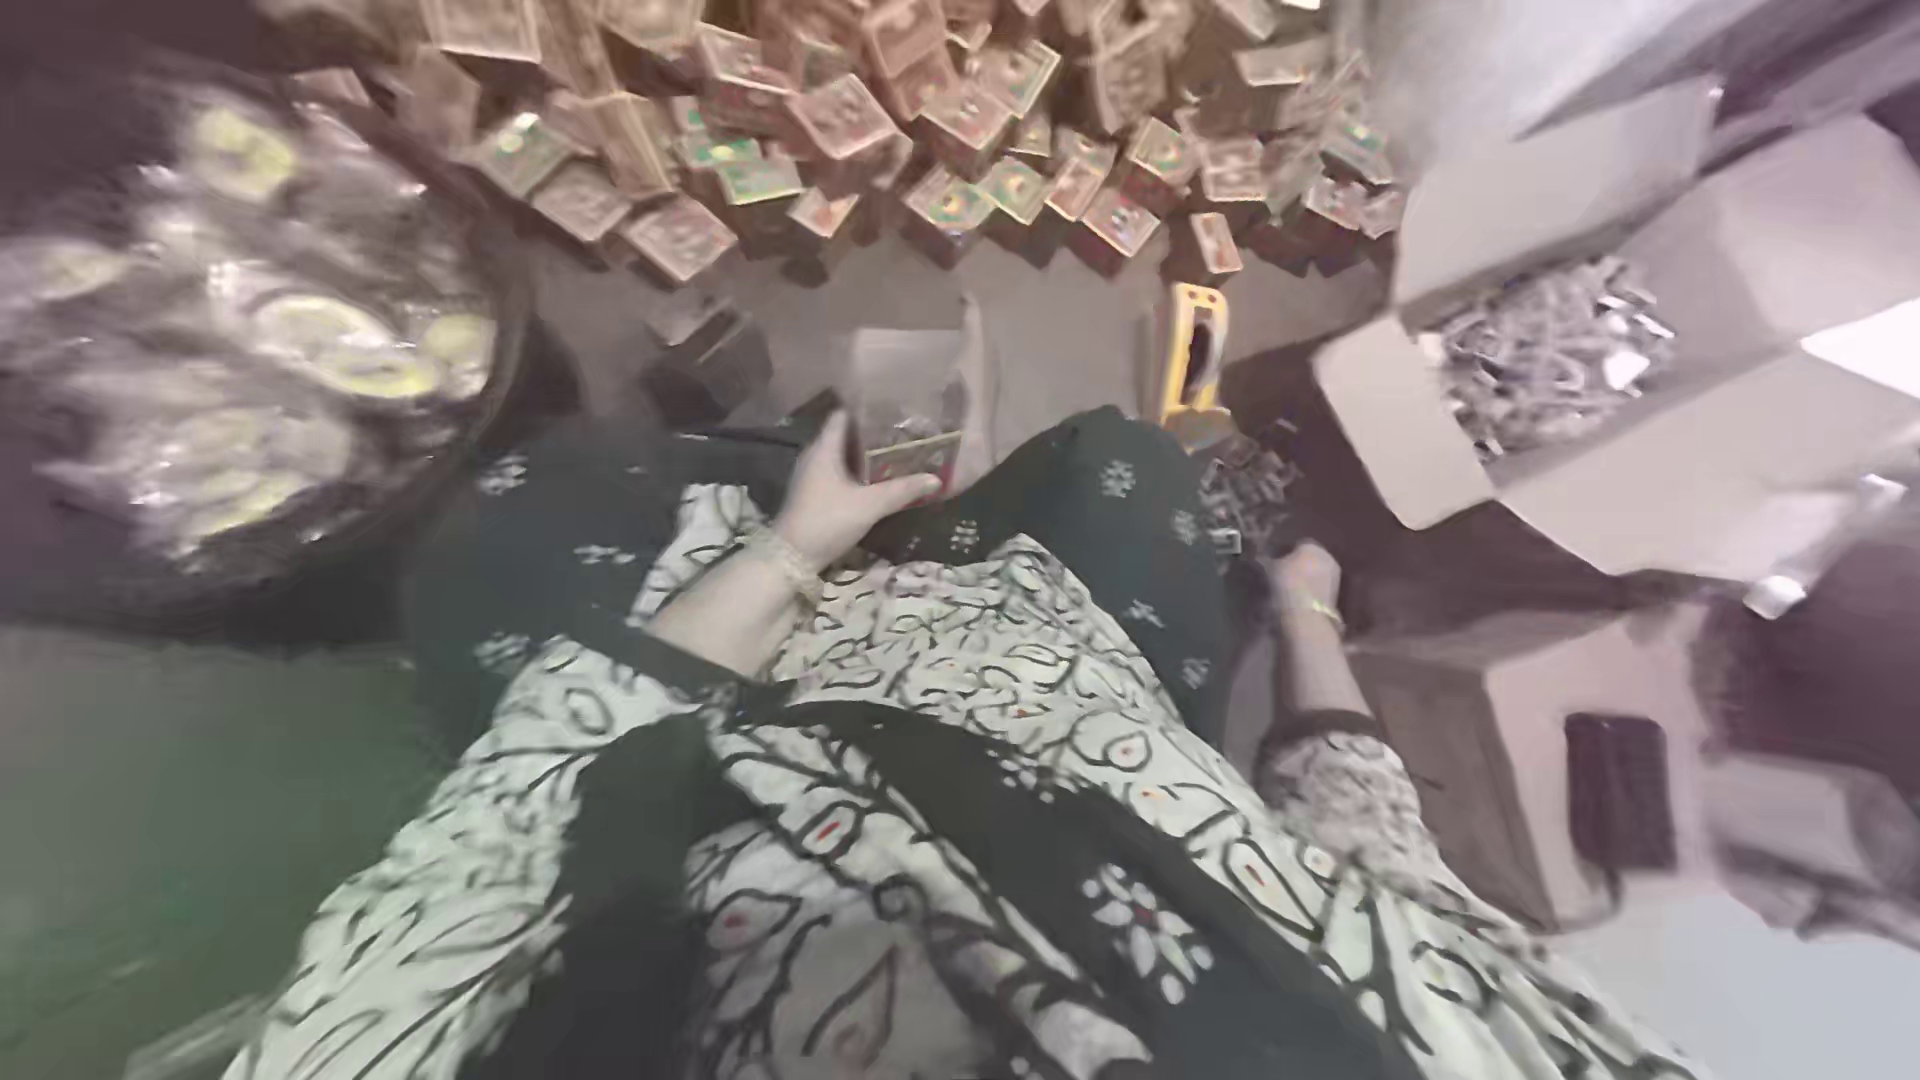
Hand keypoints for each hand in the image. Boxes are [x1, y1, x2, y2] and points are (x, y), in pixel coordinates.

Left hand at [774, 410, 940, 570]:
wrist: (791, 558)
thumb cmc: (827, 521)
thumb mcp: (869, 505)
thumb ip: (902, 490)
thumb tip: (935, 479)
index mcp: (824, 448)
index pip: (843, 415)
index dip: (866, 410)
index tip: (893, 410)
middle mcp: (815, 456)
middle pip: (845, 435)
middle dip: (872, 435)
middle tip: (903, 434)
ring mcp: (812, 476)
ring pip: (843, 456)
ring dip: (866, 456)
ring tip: (897, 454)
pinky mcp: (814, 494)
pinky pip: (839, 474)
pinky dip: (858, 473)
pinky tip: (878, 480)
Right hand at [1269, 541, 1340, 614]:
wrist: (1307, 611)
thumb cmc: (1286, 582)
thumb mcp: (1270, 568)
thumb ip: (1268, 559)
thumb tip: (1263, 556)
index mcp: (1310, 545)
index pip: (1297, 543)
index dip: (1286, 551)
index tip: (1276, 560)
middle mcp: (1326, 555)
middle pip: (1310, 556)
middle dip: (1300, 562)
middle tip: (1284, 572)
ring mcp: (1335, 573)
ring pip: (1317, 569)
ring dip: (1307, 574)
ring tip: (1292, 585)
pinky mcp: (1337, 589)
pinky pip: (1322, 582)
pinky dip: (1314, 585)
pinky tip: (1302, 593)